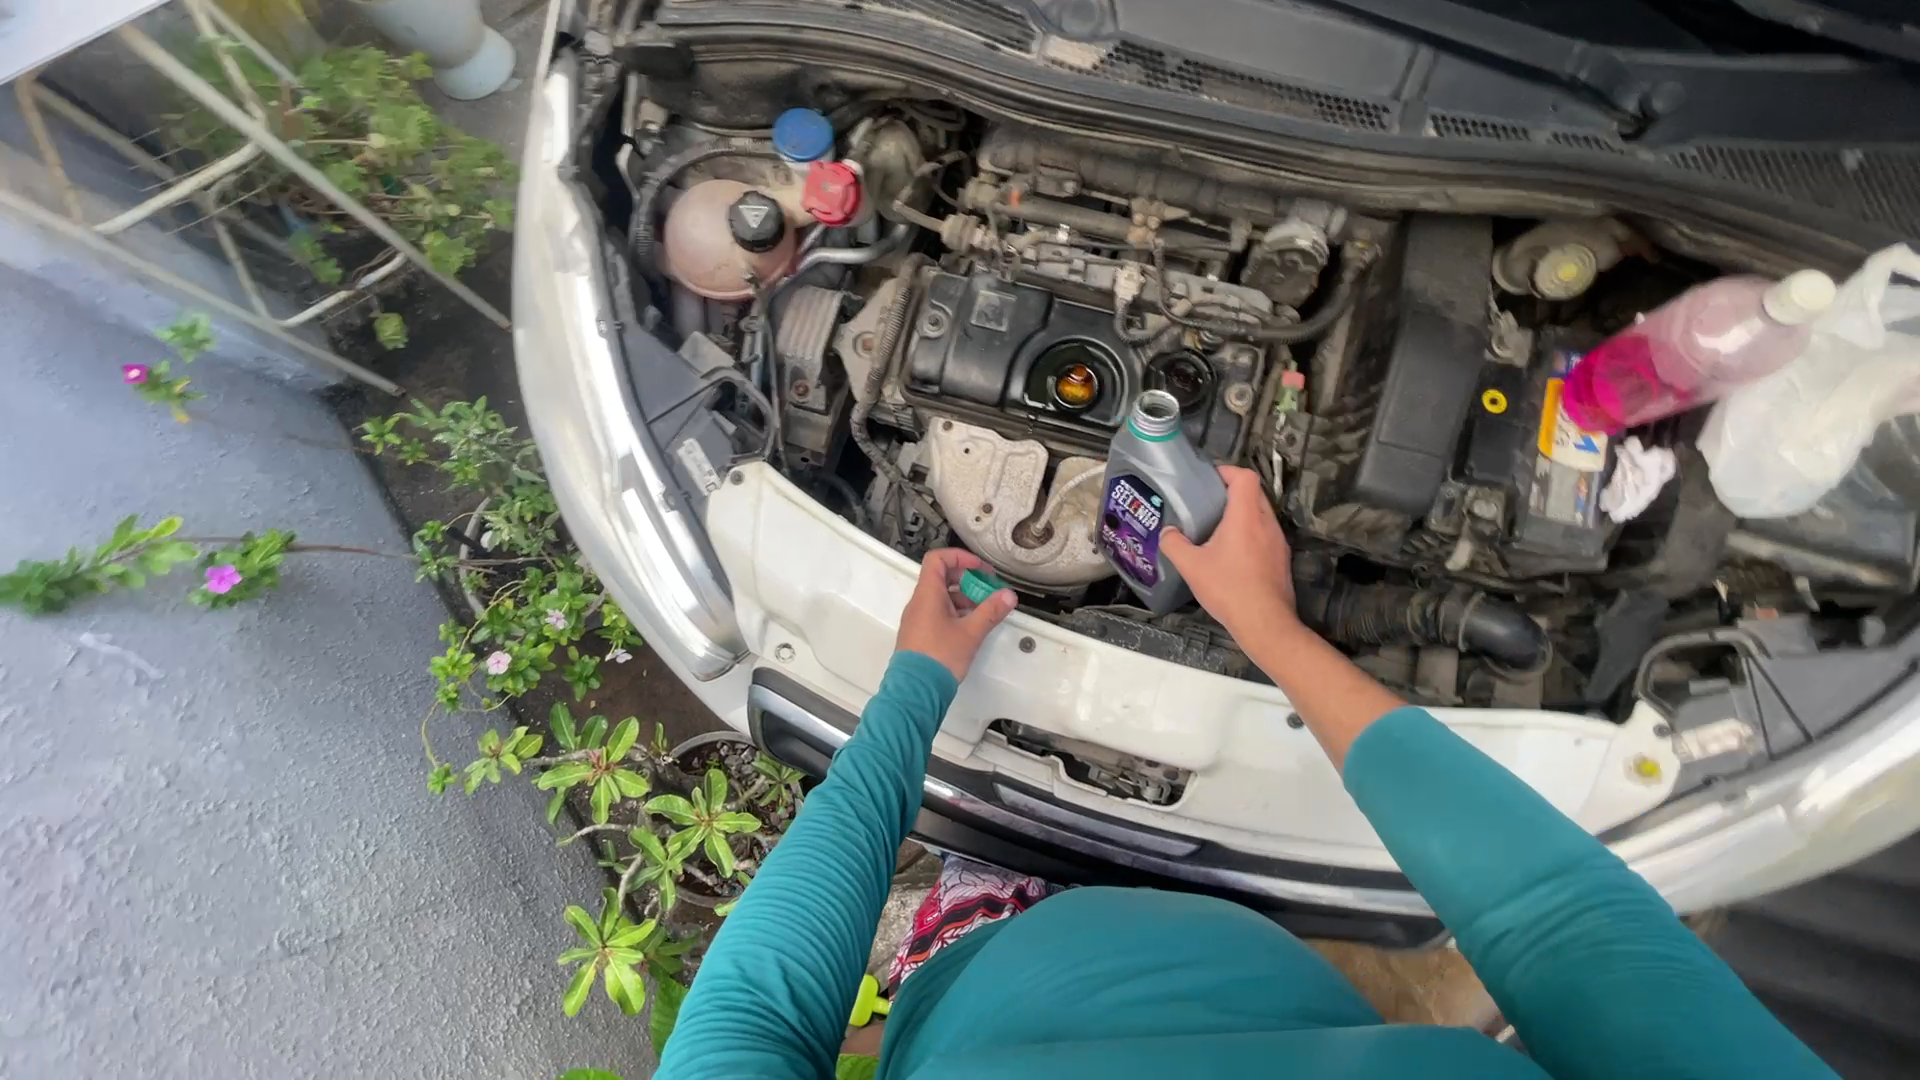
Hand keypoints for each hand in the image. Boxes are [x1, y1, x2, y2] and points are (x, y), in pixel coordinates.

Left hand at [895, 549, 1017, 680]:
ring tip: (985, 610)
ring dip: (964, 598)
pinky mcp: (920, 633)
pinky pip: (937, 613)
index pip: (937, 559)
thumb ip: (990, 611)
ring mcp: (918, 618)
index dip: (960, 557)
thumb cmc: (940, 657)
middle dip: (967, 579)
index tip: (980, 568)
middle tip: (989, 589)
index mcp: (927, 594)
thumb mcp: (970, 633)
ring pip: (941, 597)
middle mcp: (919, 602)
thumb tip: (1008, 595)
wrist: (915, 691)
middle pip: (941, 577)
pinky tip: (972, 626)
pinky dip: (955, 612)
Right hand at [1162, 466, 1299, 646]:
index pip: (1244, 477)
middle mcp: (1266, 523)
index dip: (1227, 471)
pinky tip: (1233, 552)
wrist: (1264, 622)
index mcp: (1245, 517)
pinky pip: (1266, 534)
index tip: (1209, 479)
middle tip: (1208, 502)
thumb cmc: (1228, 588)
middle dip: (1232, 492)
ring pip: (1261, 514)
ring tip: (1218, 526)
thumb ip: (1174, 544)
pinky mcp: (1281, 559)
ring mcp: (1278, 541)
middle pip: (1254, 493)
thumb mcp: (1191, 566)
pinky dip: (1250, 533)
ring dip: (1242, 514)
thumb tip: (1167, 533)